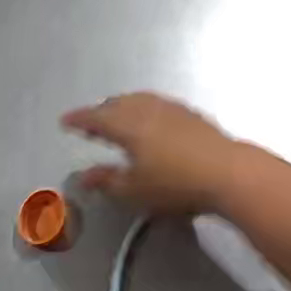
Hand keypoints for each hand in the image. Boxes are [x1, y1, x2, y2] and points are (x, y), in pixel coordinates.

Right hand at [62, 93, 248, 214]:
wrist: (225, 170)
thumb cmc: (175, 184)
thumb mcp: (134, 191)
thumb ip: (107, 181)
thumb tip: (84, 174)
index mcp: (129, 125)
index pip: (97, 117)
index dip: (80, 119)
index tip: (65, 121)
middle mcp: (148, 108)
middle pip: (119, 104)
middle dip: (101, 112)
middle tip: (89, 123)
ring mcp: (171, 107)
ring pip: (139, 100)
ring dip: (123, 107)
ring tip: (116, 119)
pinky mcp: (188, 112)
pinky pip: (155, 103)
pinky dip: (142, 108)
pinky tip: (147, 120)